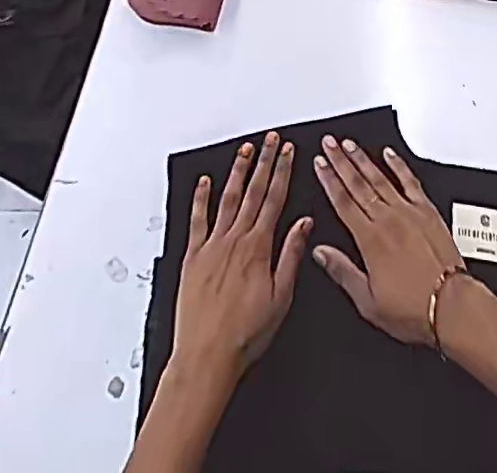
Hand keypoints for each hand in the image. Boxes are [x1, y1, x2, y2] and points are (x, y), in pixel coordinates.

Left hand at [170, 132, 312, 383]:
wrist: (207, 355)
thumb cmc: (245, 333)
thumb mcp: (281, 297)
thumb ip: (291, 255)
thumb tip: (303, 225)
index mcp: (258, 247)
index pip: (274, 199)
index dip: (282, 172)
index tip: (288, 152)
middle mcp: (234, 240)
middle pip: (254, 191)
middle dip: (264, 162)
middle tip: (270, 140)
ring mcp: (212, 245)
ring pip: (228, 198)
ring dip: (238, 172)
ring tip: (245, 151)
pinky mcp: (193, 256)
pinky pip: (197, 220)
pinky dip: (201, 198)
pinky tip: (204, 181)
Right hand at [312, 135, 464, 345]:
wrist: (452, 306)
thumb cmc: (413, 309)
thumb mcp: (368, 301)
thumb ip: (342, 271)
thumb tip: (321, 253)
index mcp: (370, 240)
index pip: (342, 201)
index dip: (328, 180)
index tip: (319, 163)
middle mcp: (388, 220)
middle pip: (357, 183)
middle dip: (340, 160)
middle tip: (329, 142)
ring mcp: (409, 213)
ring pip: (380, 178)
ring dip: (362, 159)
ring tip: (349, 144)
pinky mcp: (428, 212)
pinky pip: (410, 182)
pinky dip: (398, 165)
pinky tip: (389, 154)